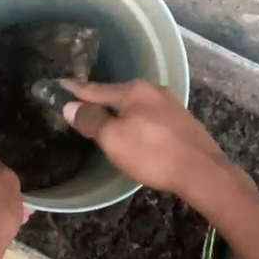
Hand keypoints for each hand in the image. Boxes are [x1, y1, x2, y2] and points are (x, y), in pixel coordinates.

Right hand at [61, 80, 242, 202]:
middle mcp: (152, 90)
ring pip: (135, 105)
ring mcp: (170, 105)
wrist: (203, 172)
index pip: (94, 89)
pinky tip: (135, 131)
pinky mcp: (182, 121)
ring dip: (118, 112)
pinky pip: (149, 116)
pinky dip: (135, 121)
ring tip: (105, 120)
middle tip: (78, 107)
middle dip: (97, 101)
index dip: (73, 90)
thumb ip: (91, 120)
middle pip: (116, 95)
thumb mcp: (113, 139)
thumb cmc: (153, 154)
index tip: (55, 86)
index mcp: (133, 91)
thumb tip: (70, 106)